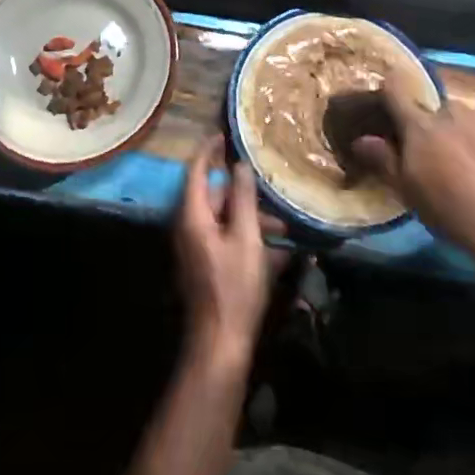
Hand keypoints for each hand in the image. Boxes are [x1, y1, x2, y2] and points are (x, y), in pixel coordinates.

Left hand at [173, 137, 273, 363]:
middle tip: (270, 184)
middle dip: (243, 191)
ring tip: (285, 227)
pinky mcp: (206, 264)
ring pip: (225, 219)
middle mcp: (189, 226)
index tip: (225, 133)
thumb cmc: (234, 287)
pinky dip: (249, 239)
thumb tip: (240, 165)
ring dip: (252, 219)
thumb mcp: (246, 239)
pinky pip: (227, 239)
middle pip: (214, 196)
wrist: (221, 341)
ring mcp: (196, 246)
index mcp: (192, 215)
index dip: (209, 150)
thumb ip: (243, 199)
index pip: (196, 171)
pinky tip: (280, 252)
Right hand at [347, 92, 474, 248]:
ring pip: (466, 121)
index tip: (384, 102)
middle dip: (432, 124)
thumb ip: (384, 161)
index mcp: (420, 123)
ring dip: (462, 135)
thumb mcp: (407, 191)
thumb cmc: (450, 207)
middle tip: (432, 153)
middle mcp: (452, 113)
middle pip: (435, 108)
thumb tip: (361, 139)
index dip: (388, 90)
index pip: (396, 89)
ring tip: (469, 166)